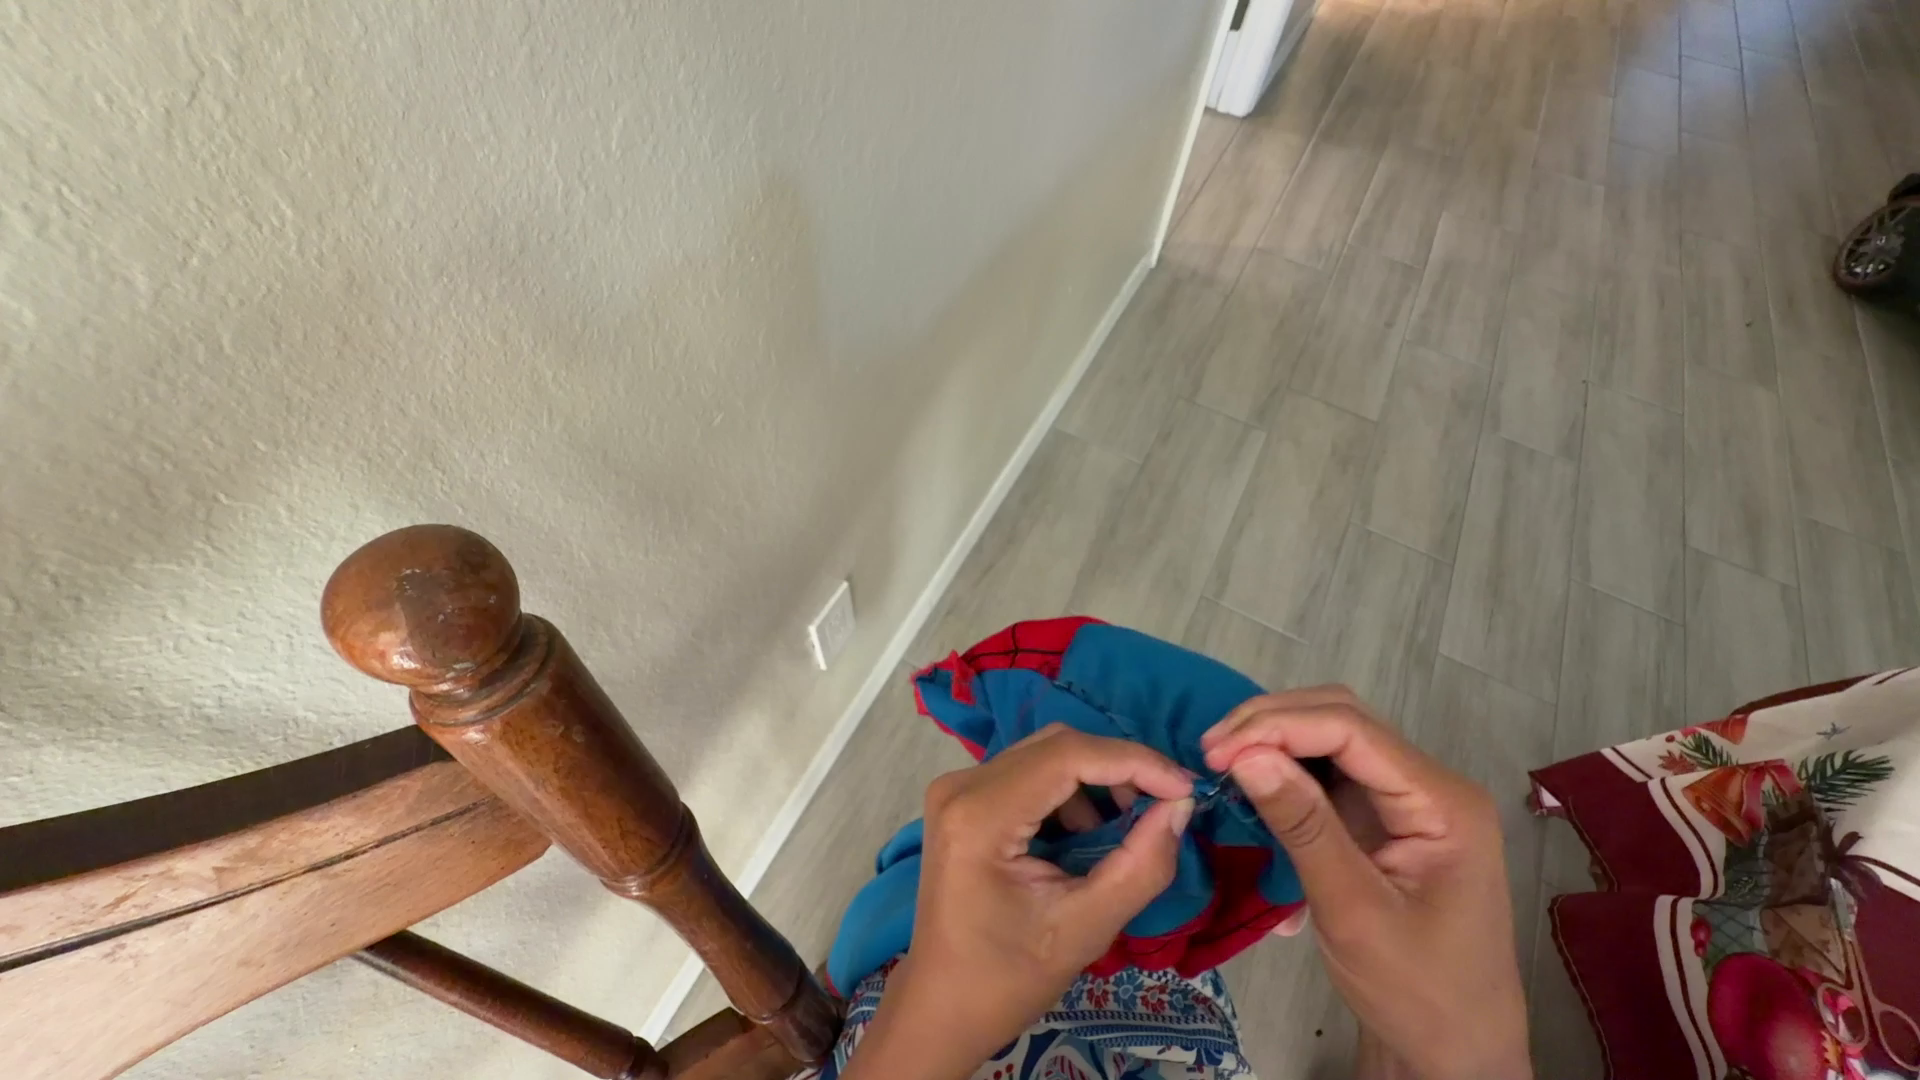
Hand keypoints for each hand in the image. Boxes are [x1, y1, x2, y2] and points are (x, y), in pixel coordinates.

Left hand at [843, 725, 1194, 1079]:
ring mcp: (958, 787)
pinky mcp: (963, 797)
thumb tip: (1181, 807)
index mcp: (980, 815)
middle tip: (1165, 805)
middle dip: (1118, 768)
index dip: (1133, 762)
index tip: (1185, 789)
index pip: (1067, 755)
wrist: (942, 1004)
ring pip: (1045, 754)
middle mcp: (962, 785)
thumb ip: (1140, 866)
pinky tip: (1085, 834)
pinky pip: (1029, 771)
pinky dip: (1069, 791)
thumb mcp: (1085, 930)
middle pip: (1056, 746)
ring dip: (1095, 780)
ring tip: (1123, 830)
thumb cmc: (1007, 977)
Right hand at [1201, 687, 1531, 1079]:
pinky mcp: (1381, 817)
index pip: (1350, 729)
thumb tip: (1246, 756)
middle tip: (1211, 752)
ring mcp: (1405, 799)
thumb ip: (1304, 826)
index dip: (1277, 727)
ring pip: (1331, 737)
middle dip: (1270, 723)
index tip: (1216, 753)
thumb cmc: (1415, 990)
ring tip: (1222, 761)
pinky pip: (1328, 770)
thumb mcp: (1353, 911)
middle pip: (1341, 718)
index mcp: (1441, 801)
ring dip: (1273, 739)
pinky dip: (1284, 768)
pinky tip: (1250, 781)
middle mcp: (1428, 785)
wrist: (1454, 1052)